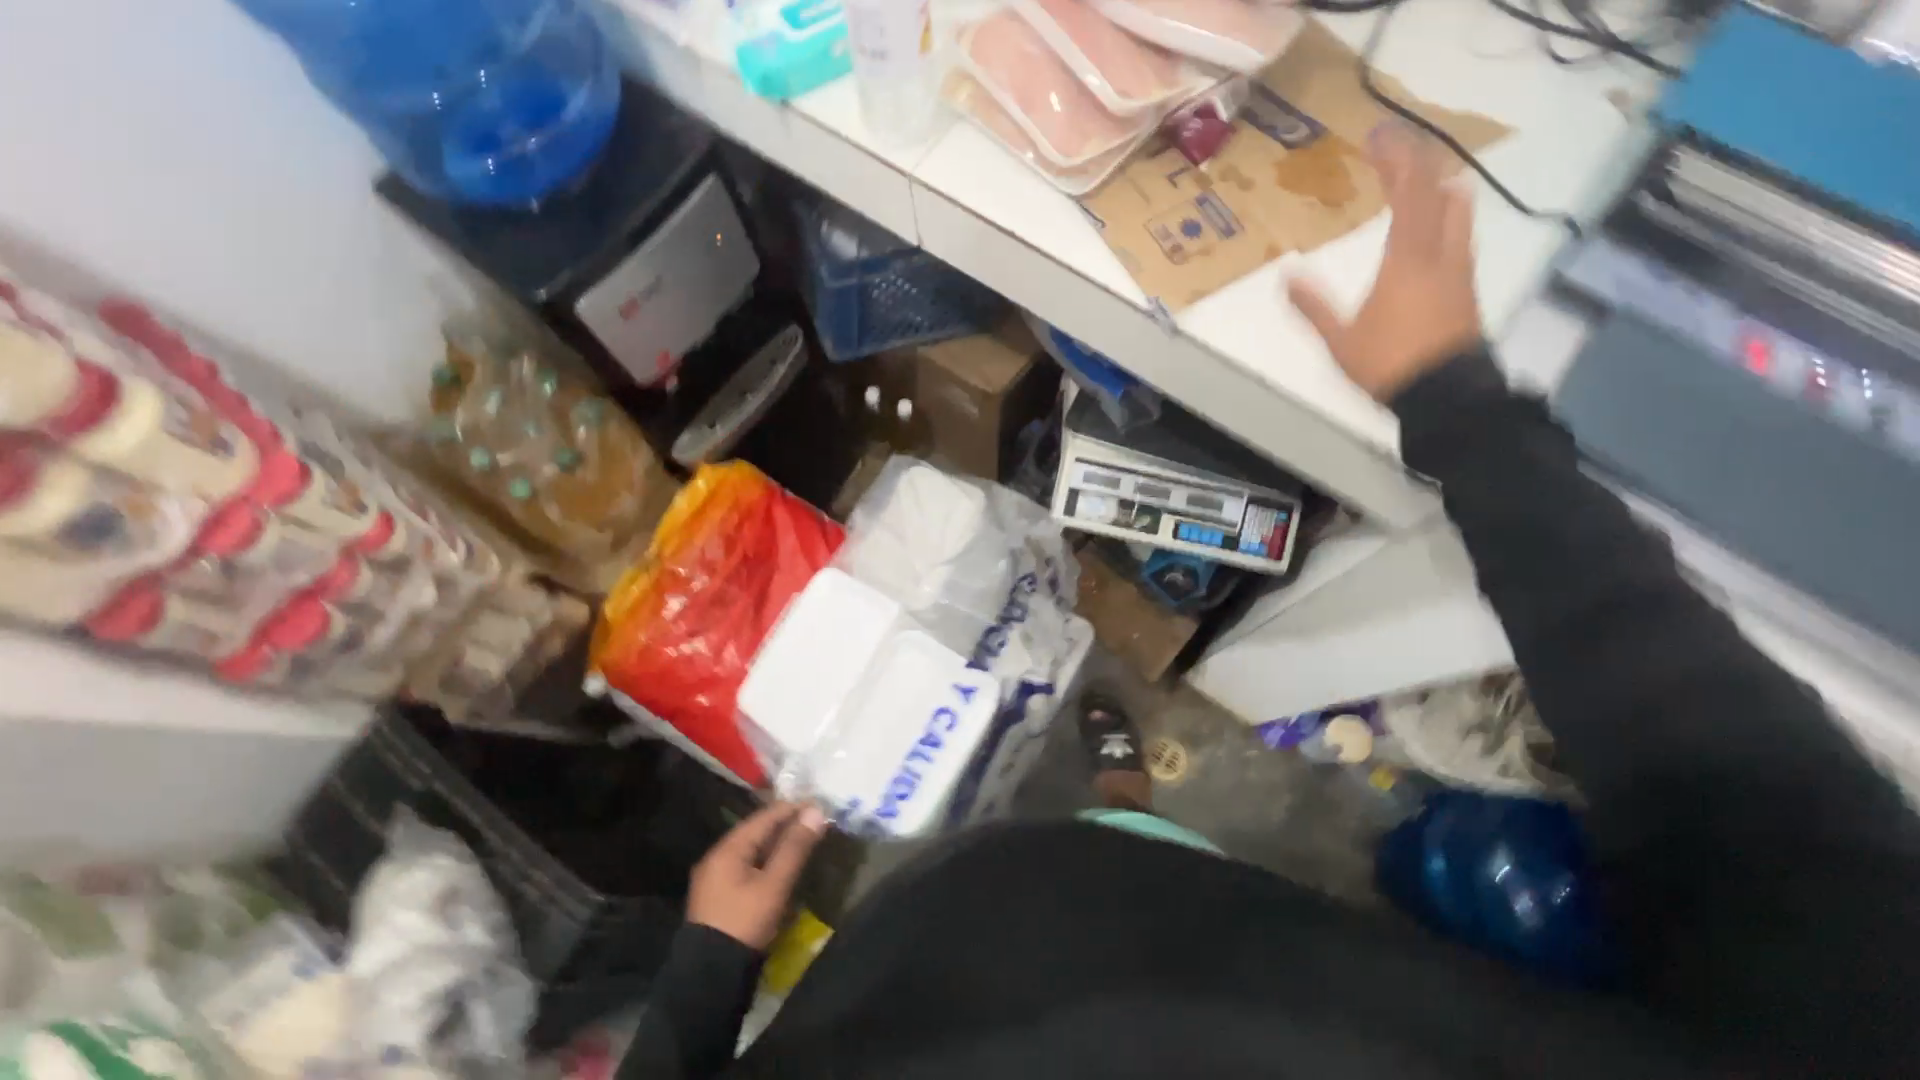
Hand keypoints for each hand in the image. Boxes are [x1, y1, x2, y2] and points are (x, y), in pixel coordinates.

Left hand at [687, 801, 827, 950]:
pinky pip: (746, 866)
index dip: (792, 809)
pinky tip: (781, 866)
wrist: (709, 974)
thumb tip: (815, 812)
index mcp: (727, 849)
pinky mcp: (719, 896)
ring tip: (803, 840)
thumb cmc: (744, 923)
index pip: (764, 817)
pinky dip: (767, 861)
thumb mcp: (774, 885)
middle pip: (756, 832)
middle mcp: (717, 857)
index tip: (819, 804)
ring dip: (777, 843)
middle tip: (815, 821)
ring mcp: (715, 877)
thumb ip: (794, 848)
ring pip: (751, 850)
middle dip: (785, 824)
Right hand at [1288, 125, 1482, 402]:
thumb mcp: (1340, 340)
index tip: (1378, 134)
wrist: (1447, 396)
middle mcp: (1440, 252)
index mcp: (1407, 258)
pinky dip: (1446, 214)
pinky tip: (1432, 227)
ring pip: (1458, 209)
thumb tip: (1286, 276)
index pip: (1409, 191)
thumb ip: (1314, 306)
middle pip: (1442, 190)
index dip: (1397, 157)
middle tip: (1398, 150)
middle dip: (1421, 163)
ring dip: (1440, 185)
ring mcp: (1459, 268)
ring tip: (1420, 179)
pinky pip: (1459, 234)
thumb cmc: (1390, 364)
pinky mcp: (1467, 287)